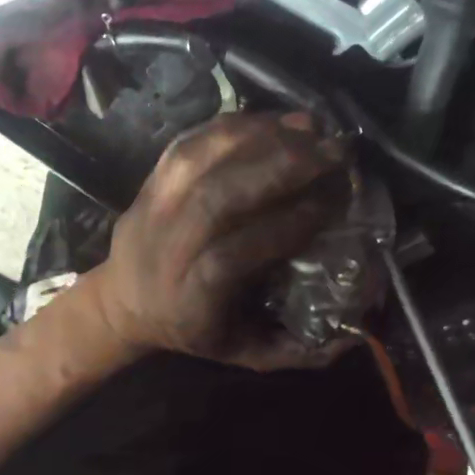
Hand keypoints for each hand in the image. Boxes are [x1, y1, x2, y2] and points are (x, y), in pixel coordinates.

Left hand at [78, 111, 350, 369]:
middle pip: (216, 197)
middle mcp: (166, 248)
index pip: (233, 256)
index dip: (283, 226)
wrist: (123, 302)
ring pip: (200, 161)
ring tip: (308, 127)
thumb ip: (295, 351)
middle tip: (331, 152)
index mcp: (190, 297)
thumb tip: (352, 338)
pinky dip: (232, 125)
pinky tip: (273, 120)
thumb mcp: (242, 354)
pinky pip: (189, 143)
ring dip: (258, 136)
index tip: (329, 205)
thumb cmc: (192, 329)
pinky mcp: (151, 180)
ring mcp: (153, 207)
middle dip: (279, 168)